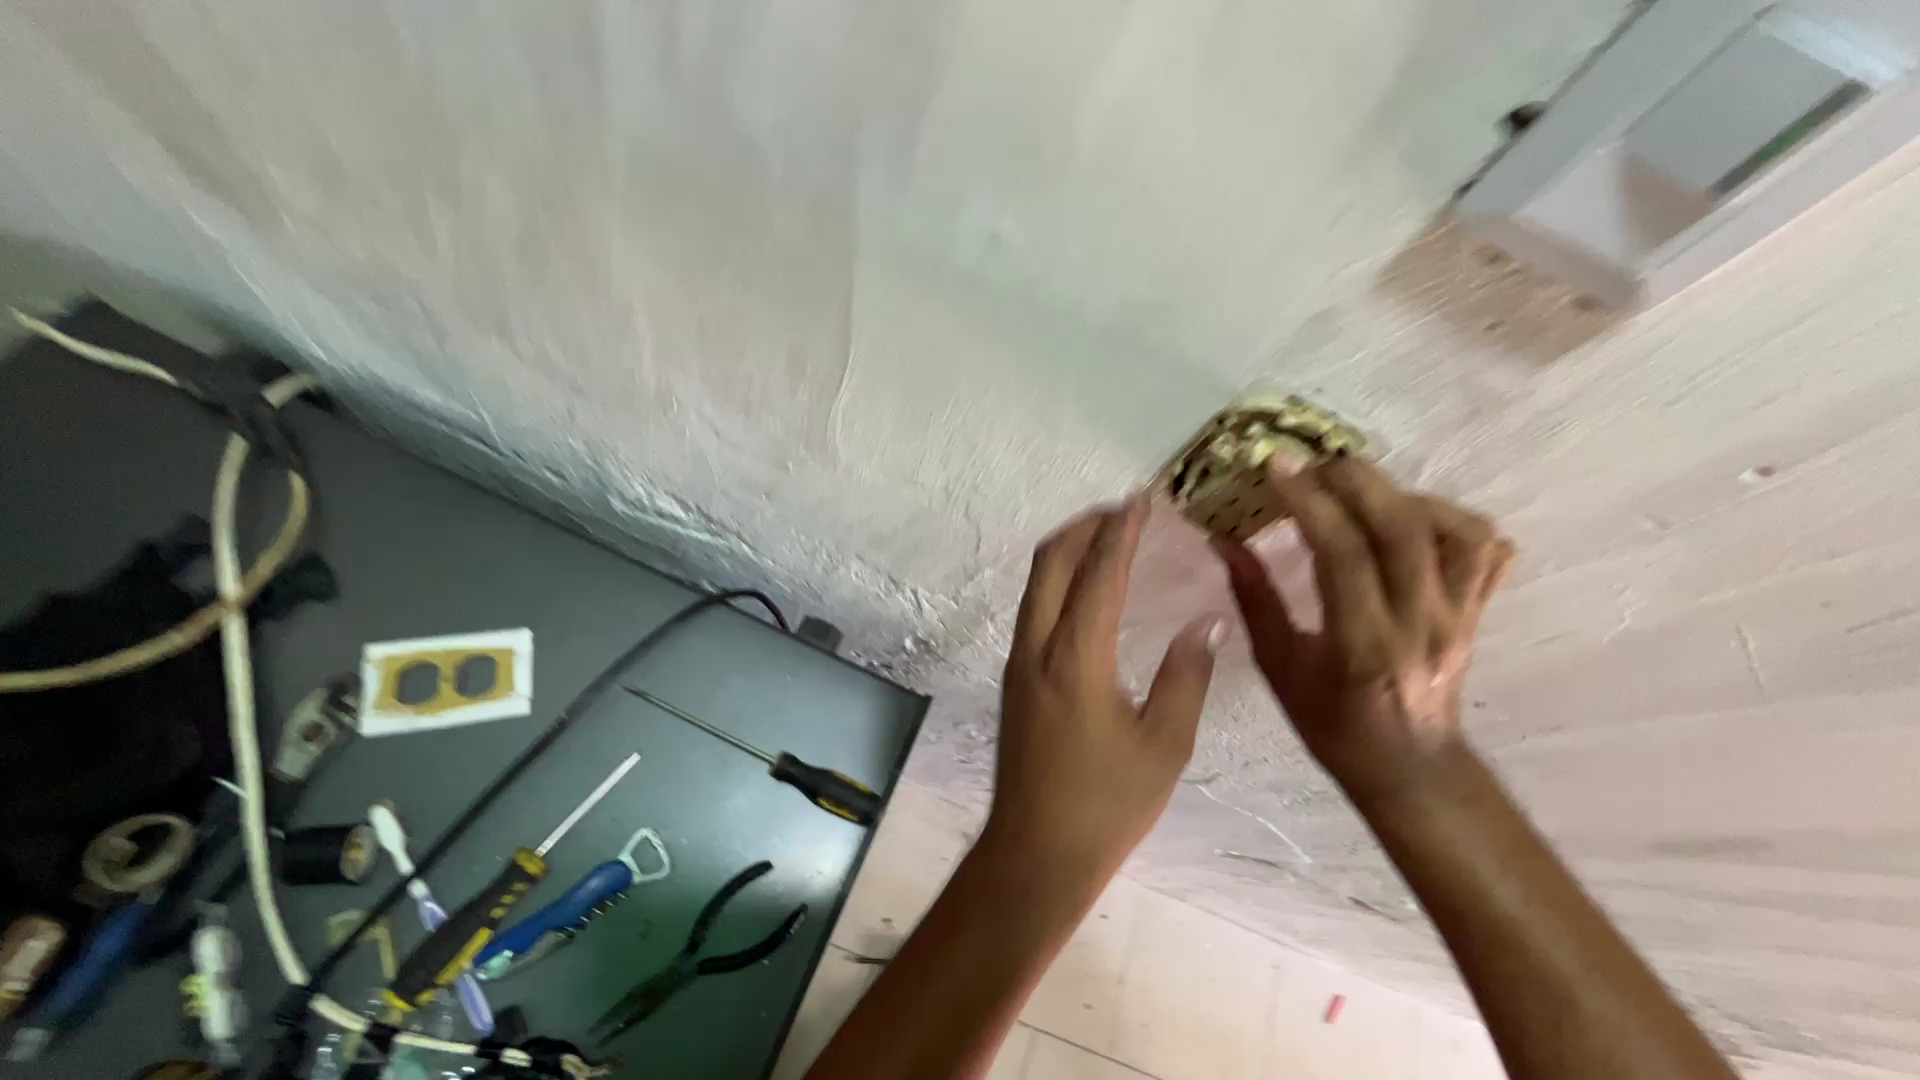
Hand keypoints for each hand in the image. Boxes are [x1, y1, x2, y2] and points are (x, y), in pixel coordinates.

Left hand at [989, 497, 1222, 885]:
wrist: (1036, 850)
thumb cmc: (1107, 804)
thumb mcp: (1165, 744)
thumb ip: (1186, 675)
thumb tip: (1207, 620)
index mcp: (1075, 657)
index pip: (1099, 573)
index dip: (1121, 530)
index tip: (1143, 499)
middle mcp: (1036, 648)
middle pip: (1051, 561)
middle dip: (1085, 526)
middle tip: (1125, 511)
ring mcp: (1018, 662)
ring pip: (1037, 583)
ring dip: (1069, 551)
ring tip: (1109, 538)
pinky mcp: (1015, 679)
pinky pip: (1035, 607)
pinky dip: (1060, 581)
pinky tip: (1089, 591)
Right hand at [1214, 456, 1513, 805]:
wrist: (1410, 767)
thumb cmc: (1332, 725)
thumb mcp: (1279, 668)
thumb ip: (1255, 600)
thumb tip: (1225, 540)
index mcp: (1362, 647)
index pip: (1342, 556)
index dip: (1309, 503)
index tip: (1276, 467)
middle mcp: (1420, 626)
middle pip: (1405, 530)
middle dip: (1357, 481)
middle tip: (1316, 462)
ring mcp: (1459, 618)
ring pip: (1457, 531)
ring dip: (1406, 495)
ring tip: (1362, 490)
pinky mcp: (1478, 613)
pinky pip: (1485, 549)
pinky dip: (1451, 518)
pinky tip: (1411, 517)